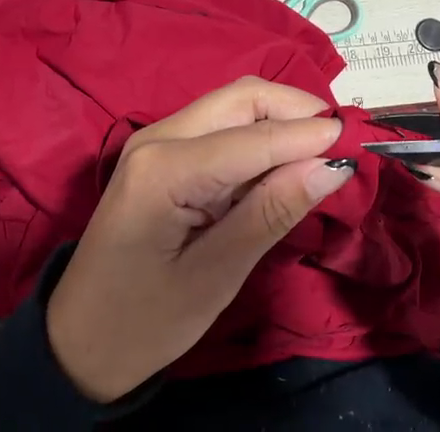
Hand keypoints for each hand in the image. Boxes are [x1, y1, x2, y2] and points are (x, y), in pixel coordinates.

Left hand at [45, 77, 353, 402]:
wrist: (77, 341)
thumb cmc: (144, 321)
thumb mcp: (215, 275)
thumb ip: (271, 212)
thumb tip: (331, 166)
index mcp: (164, 168)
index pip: (254, 137)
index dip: (311, 136)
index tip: (362, 142)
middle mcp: (158, 137)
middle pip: (243, 97)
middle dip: (298, 111)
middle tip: (344, 145)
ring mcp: (157, 140)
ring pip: (234, 105)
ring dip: (282, 119)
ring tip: (324, 154)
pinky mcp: (163, 153)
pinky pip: (222, 126)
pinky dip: (261, 135)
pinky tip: (285, 162)